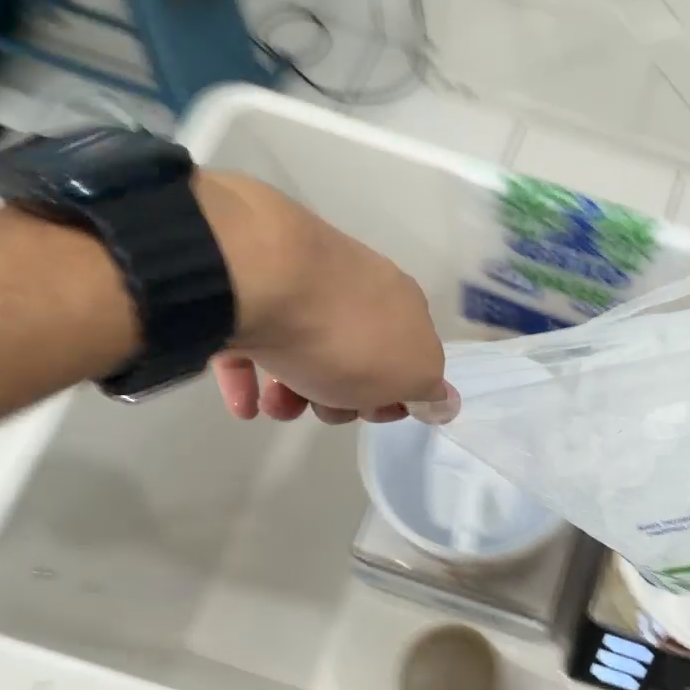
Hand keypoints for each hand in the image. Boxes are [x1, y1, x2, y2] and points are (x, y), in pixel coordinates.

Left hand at [193, 174, 456, 423]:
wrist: (261, 276)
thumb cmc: (347, 337)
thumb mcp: (410, 374)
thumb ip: (428, 391)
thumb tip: (444, 402)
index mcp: (403, 305)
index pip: (409, 357)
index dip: (394, 395)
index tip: (373, 413)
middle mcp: (359, 288)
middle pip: (356, 358)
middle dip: (342, 396)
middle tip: (325, 409)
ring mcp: (303, 284)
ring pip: (306, 350)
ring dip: (294, 392)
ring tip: (274, 406)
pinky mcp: (250, 288)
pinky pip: (256, 340)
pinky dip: (253, 377)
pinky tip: (244, 401)